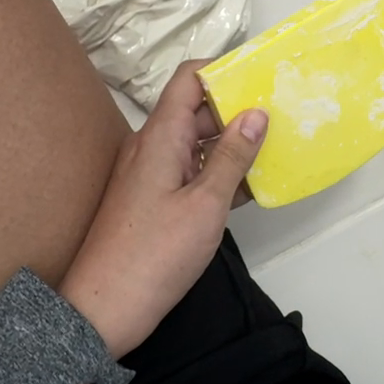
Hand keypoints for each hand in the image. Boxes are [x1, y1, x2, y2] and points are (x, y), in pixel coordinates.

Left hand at [58, 62, 266, 358]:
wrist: (102, 311)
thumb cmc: (154, 254)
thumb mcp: (205, 205)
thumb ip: (232, 157)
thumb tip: (257, 113)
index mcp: (161, 136)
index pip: (189, 79)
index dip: (223, 71)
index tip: (260, 79)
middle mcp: (152, 146)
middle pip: (197, 109)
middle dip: (237, 109)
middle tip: (281, 116)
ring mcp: (150, 172)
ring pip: (196, 142)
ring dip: (231, 144)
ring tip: (275, 149)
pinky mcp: (152, 198)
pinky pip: (189, 169)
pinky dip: (216, 171)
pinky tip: (249, 186)